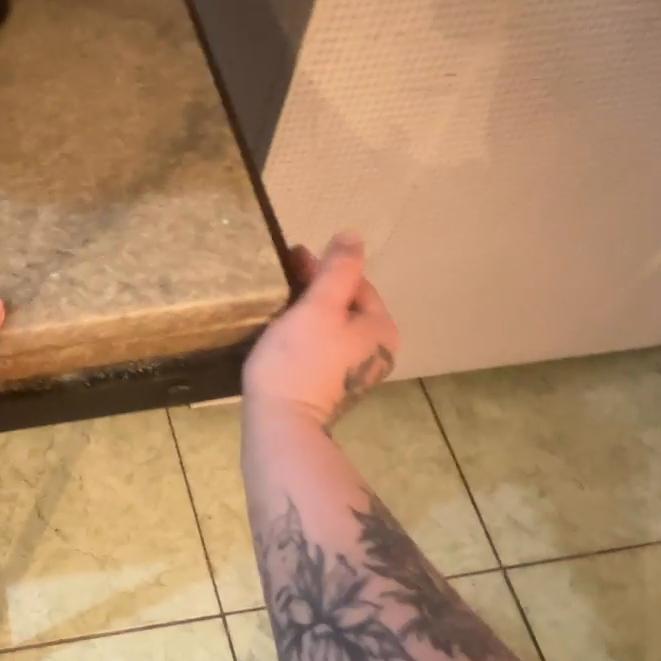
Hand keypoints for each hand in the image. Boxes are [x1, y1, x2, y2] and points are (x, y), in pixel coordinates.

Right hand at [242, 232, 398, 426]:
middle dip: (316, 292)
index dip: (324, 267)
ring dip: (308, 316)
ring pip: (332, 330)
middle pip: (345, 308)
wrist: (281, 425)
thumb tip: (352, 236)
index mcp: (382, 329)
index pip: (357, 283)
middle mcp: (377, 352)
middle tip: (282, 283)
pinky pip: (321, 353)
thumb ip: (338, 269)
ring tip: (279, 309)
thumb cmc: (298, 362)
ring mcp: (355, 375)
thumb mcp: (318, 306)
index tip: (291, 258)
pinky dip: (305, 341)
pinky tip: (282, 341)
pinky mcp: (332, 391)